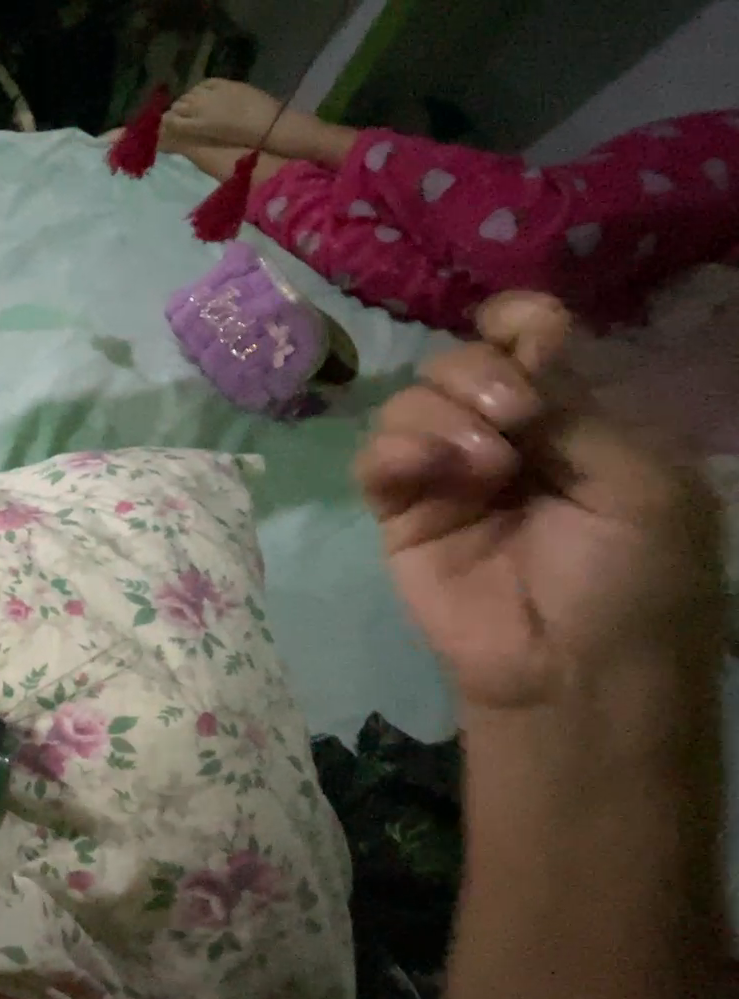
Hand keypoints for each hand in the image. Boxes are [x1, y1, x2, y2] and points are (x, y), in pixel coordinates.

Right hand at [356, 292, 723, 712]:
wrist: (567, 664)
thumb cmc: (632, 575)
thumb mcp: (637, 480)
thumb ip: (573, 410)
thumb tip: (509, 348)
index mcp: (573, 420)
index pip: (530, 343)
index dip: (517, 322)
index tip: (517, 331)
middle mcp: (500, 434)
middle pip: (454, 364)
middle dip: (477, 377)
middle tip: (512, 419)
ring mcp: (442, 472)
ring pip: (406, 405)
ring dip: (440, 420)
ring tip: (479, 469)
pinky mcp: (395, 508)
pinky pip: (372, 457)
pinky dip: (394, 453)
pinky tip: (426, 475)